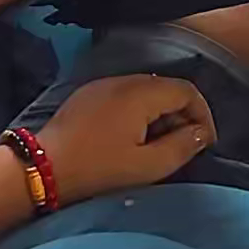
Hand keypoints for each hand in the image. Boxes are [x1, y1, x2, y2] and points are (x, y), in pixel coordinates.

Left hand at [35, 75, 216, 203]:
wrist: (44, 165)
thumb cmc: (99, 168)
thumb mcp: (147, 166)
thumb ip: (181, 146)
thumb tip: (200, 132)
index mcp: (140, 93)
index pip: (186, 90)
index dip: (202, 114)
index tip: (204, 142)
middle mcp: (122, 80)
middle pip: (166, 87)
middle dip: (181, 114)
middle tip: (183, 146)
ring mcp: (101, 84)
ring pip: (145, 90)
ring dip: (160, 113)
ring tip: (158, 145)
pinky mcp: (88, 94)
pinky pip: (124, 94)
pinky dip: (138, 111)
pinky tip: (131, 137)